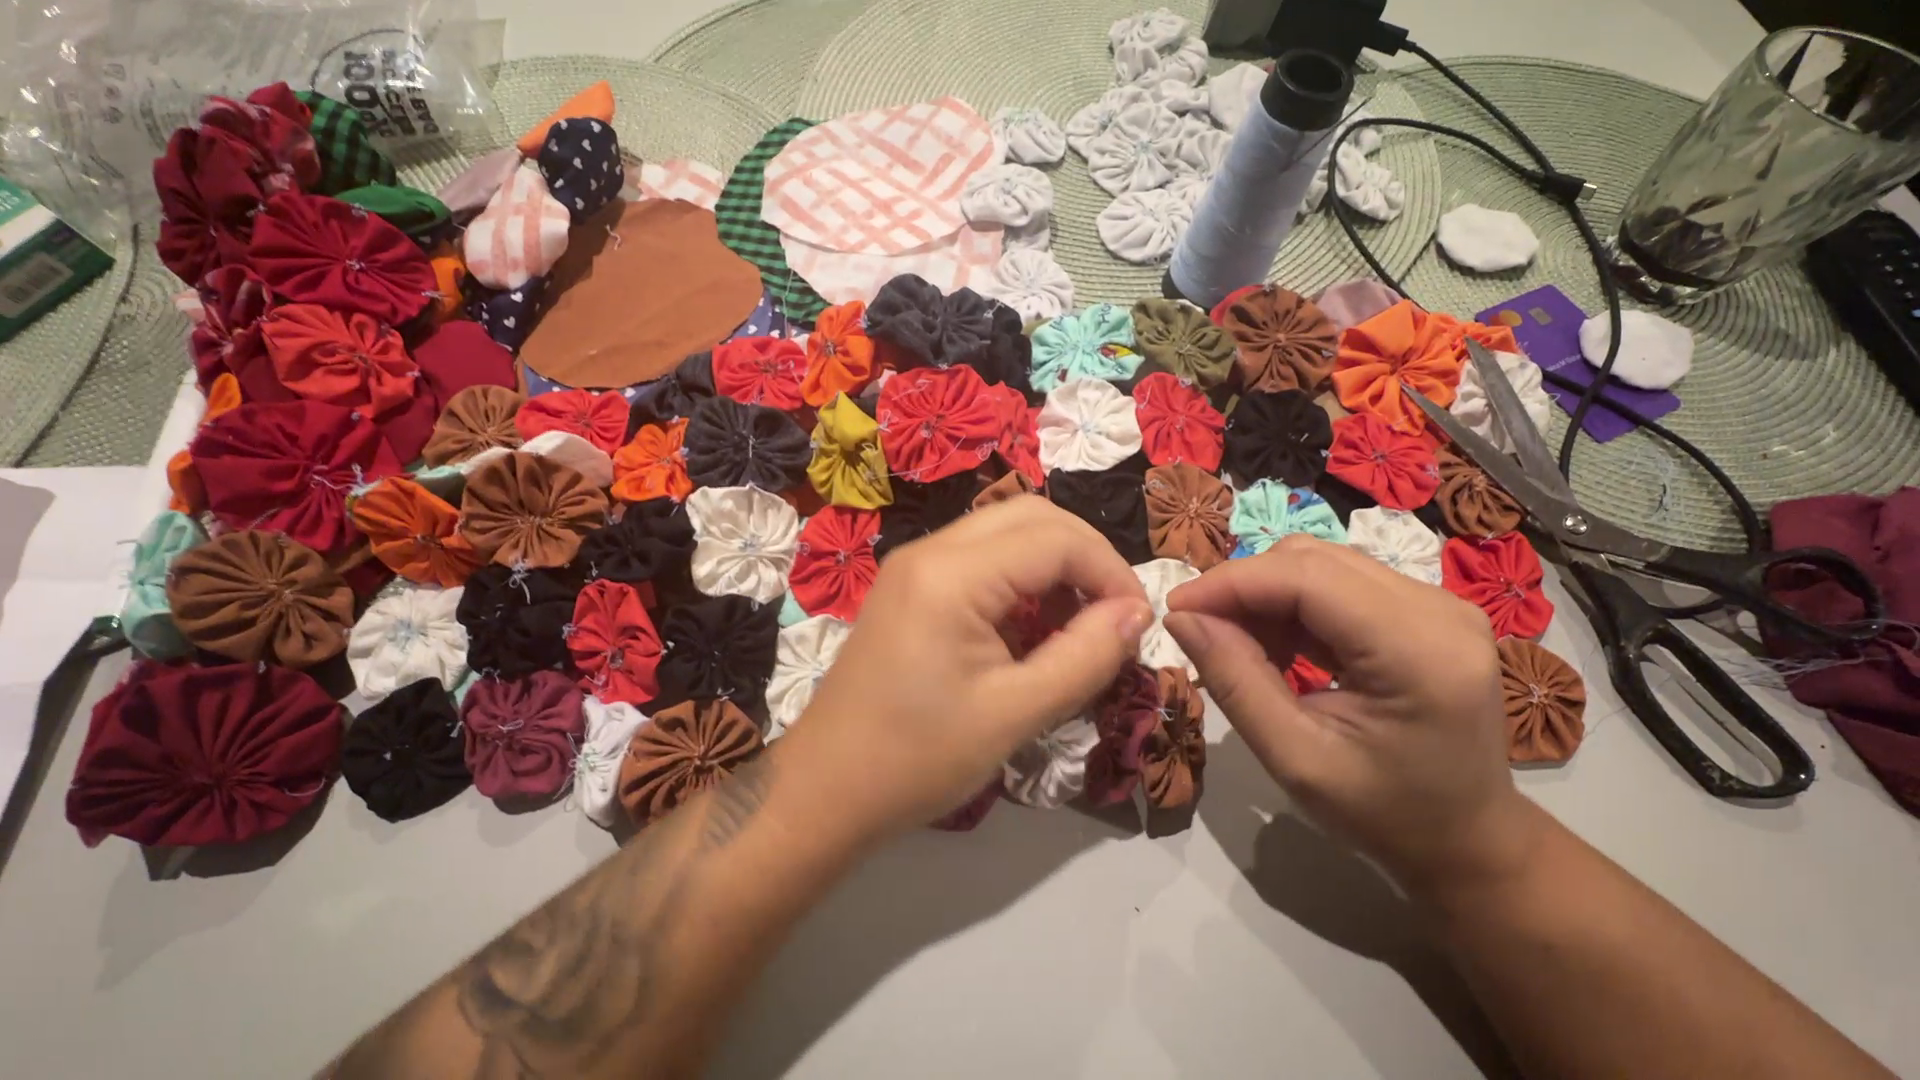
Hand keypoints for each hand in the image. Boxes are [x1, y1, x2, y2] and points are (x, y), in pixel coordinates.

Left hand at [783, 496, 1152, 843]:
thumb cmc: (917, 759)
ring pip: (1006, 534)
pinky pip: (981, 561)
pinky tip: (1032, 633)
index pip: (1057, 538)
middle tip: (1113, 619)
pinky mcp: (909, 589)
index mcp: (951, 575)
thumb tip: (1137, 614)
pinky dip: (1020, 583)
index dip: (1110, 572)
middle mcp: (931, 551)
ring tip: (1077, 631)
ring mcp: (914, 567)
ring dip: (1053, 568)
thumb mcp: (1015, 714)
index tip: (1139, 625)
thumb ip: (1085, 656)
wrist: (826, 791)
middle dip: (1085, 559)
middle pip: (1032, 517)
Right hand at [1164, 536, 1538, 895]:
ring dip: (1268, 593)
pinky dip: (1297, 604)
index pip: (1308, 577)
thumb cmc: (1382, 813)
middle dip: (1246, 586)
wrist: (1466, 838)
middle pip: (1315, 560)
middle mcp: (1439, 610)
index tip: (1174, 608)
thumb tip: (1181, 618)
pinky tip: (1278, 644)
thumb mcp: (1295, 758)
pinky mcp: (1431, 610)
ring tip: (1239, 643)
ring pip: (1326, 563)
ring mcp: (1441, 605)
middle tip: (1202, 631)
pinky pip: (1344, 582)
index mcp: (1418, 652)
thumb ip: (1236, 682)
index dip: (1232, 582)